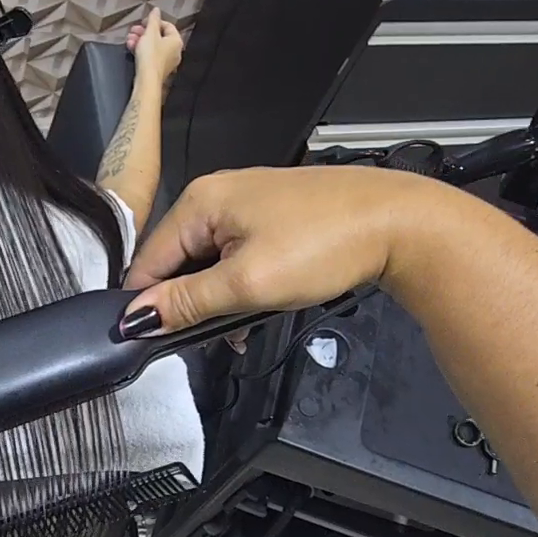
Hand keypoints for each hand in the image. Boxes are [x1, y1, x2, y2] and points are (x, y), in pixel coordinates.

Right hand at [121, 165, 452, 334]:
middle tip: (211, 335)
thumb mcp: (247, 283)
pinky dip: (236, 286)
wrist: (403, 226)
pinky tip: (255, 308)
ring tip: (240, 326)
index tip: (158, 341)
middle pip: (175, 262)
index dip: (149, 305)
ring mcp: (244, 203)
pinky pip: (231, 256)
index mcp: (199, 201)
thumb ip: (186, 302)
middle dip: (187, 303)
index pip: (148, 261)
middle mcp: (215, 195)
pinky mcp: (268, 216)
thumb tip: (135, 318)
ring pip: (204, 263)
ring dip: (214, 300)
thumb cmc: (325, 246)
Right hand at [127, 8, 183, 86]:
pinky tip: (131, 48)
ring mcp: (167, 62)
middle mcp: (174, 51)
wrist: (146, 79)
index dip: (154, 22)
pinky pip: (151, 56)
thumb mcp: (150, 33)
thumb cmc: (150, 55)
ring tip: (129, 39)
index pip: (167, 26)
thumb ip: (153, 20)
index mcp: (176, 40)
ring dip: (141, 41)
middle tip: (133, 30)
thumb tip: (156, 10)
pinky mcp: (158, 70)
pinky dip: (142, 51)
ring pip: (153, 47)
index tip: (143, 22)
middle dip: (144, 32)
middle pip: (159, 37)